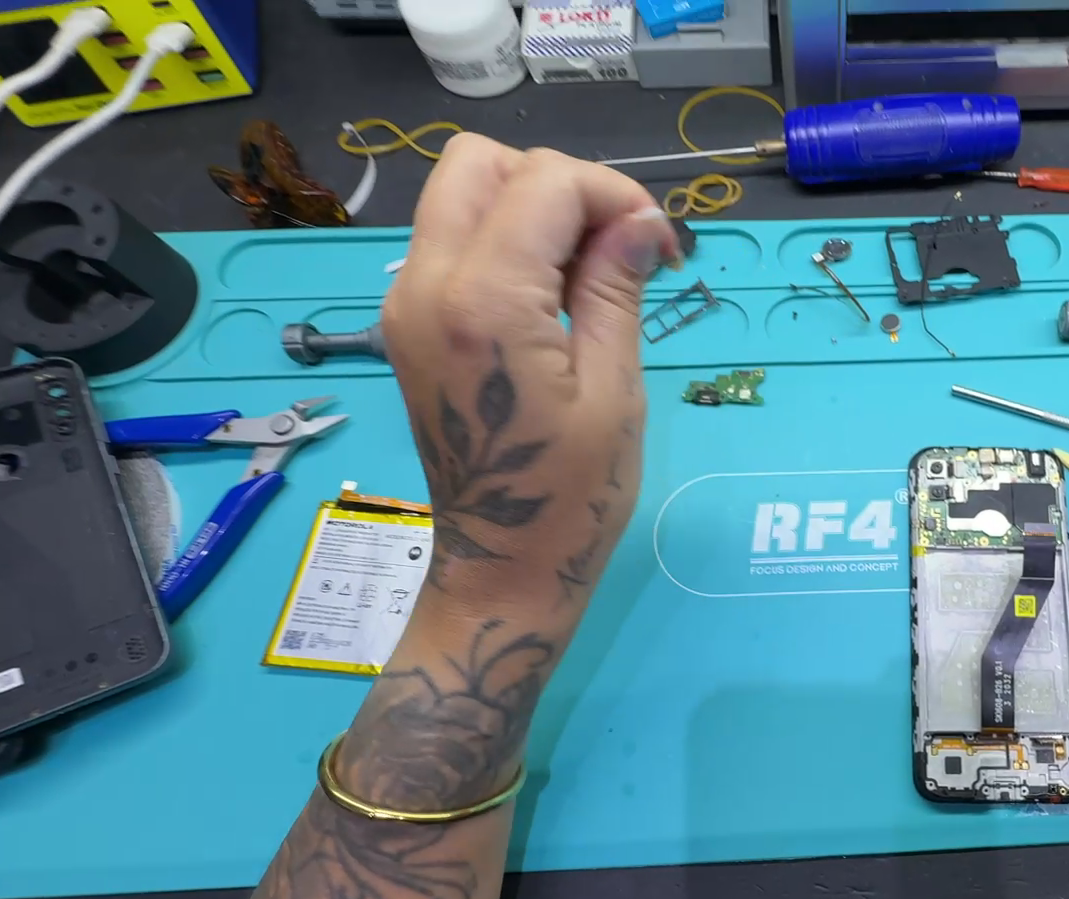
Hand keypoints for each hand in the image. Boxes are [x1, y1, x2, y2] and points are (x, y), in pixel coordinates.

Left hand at [381, 137, 678, 610]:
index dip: (615, 195)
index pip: (545, 184)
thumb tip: (643, 221)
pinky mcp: (410, 323)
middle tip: (620, 247)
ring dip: (535, 210)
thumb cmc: (576, 494)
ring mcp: (406, 303)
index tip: (662, 247)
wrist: (505, 564)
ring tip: (594, 274)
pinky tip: (555, 296)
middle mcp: (425, 284)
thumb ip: (617, 289)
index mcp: (484, 301)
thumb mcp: (615, 390)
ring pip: (462, 195)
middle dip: (563, 186)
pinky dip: (509, 241)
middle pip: (481, 164)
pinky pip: (454, 242)